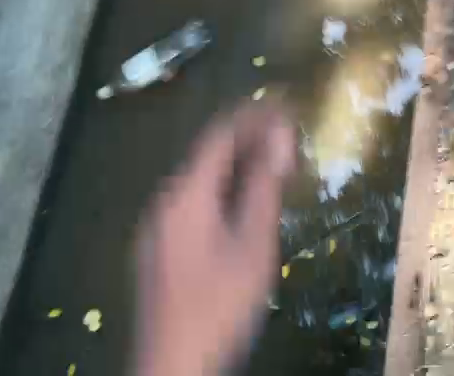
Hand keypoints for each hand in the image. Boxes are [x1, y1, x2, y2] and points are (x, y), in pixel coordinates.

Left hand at [133, 103, 295, 375]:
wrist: (174, 370)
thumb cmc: (220, 302)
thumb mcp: (255, 238)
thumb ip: (267, 181)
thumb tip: (282, 131)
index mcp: (185, 194)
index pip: (222, 133)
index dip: (257, 113)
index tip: (291, 104)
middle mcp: (165, 203)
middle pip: (212, 154)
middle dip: (254, 140)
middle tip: (294, 139)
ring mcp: (160, 229)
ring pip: (206, 180)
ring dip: (244, 167)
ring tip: (282, 168)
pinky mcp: (163, 250)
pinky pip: (199, 202)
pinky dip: (229, 190)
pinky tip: (254, 205)